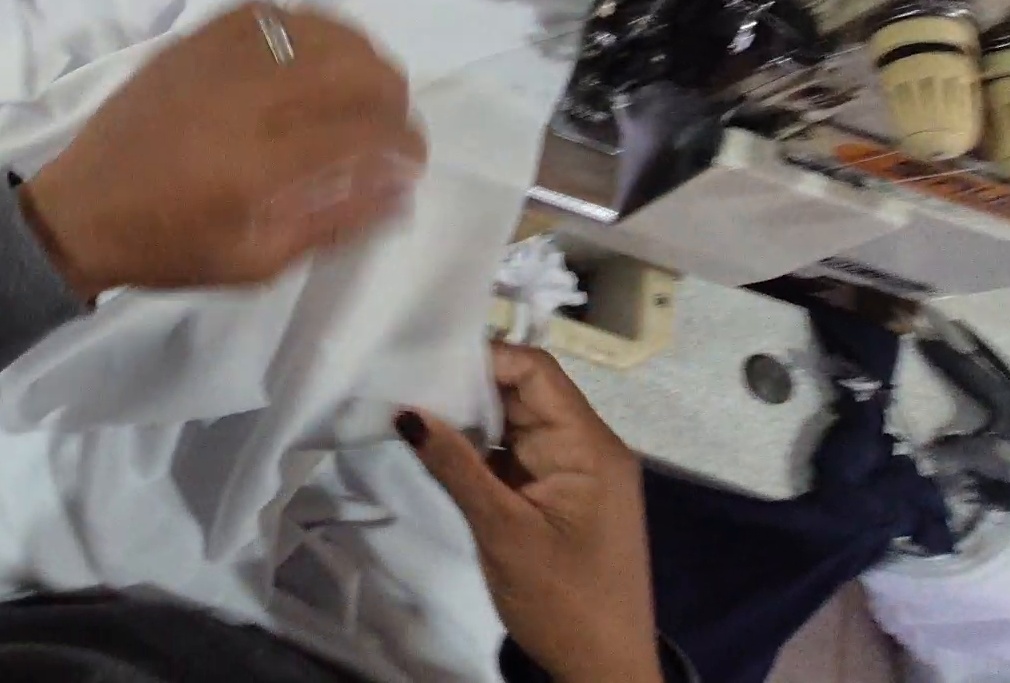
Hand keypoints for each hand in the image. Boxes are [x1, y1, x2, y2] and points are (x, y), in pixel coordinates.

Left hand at [20, 2, 424, 298]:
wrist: (81, 209)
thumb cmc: (167, 246)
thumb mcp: (254, 262)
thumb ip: (332, 222)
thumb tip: (399, 184)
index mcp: (258, 165)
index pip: (364, 133)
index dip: (405, 144)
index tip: (410, 161)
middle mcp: (242, 98)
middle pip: (352, 66)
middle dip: (391, 94)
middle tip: (388, 125)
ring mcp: (214, 60)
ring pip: (316, 26)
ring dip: (356, 54)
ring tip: (357, 87)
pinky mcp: (190, 42)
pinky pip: (265, 10)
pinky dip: (304, 25)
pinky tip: (307, 53)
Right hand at [397, 344, 661, 682]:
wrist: (603, 678)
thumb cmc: (564, 602)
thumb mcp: (502, 530)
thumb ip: (454, 466)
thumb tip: (406, 411)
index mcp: (588, 446)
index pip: (536, 371)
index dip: (486, 358)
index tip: (429, 362)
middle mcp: (582, 446)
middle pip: (521, 389)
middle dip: (467, 383)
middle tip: (409, 379)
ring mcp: (566, 468)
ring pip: (510, 417)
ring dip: (466, 413)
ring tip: (413, 402)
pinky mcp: (550, 489)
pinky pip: (508, 447)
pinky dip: (473, 442)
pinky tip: (435, 438)